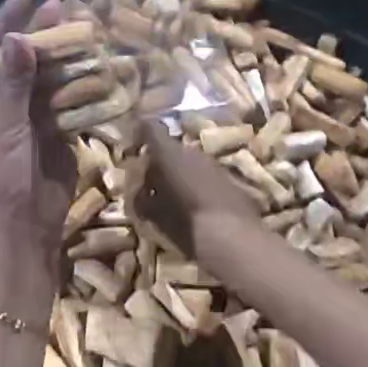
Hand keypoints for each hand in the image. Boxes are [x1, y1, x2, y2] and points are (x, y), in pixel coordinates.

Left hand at [0, 0, 77, 253]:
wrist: (22, 230)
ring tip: (91, 32)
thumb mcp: (6, 126)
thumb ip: (14, 82)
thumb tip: (16, 36)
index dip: (7, 20)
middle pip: (30, 58)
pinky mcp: (63, 137)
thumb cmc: (3, 176)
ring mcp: (39, 120)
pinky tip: (105, 71)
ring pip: (55, 79)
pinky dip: (88, 88)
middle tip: (70, 9)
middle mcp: (14, 103)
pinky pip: (75, 105)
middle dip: (46, 33)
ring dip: (70, 57)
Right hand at [134, 127, 261, 259]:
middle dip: (160, 163)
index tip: (133, 148)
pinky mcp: (230, 179)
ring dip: (179, 175)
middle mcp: (191, 151)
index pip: (150, 128)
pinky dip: (196, 185)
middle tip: (150, 183)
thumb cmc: (185, 223)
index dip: (140, 133)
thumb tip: (140, 195)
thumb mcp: (155, 214)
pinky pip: (205, 175)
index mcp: (169, 153)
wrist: (234, 239)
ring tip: (171, 198)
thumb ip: (144, 200)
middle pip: (170, 148)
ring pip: (189, 161)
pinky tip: (194, 207)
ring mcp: (213, 163)